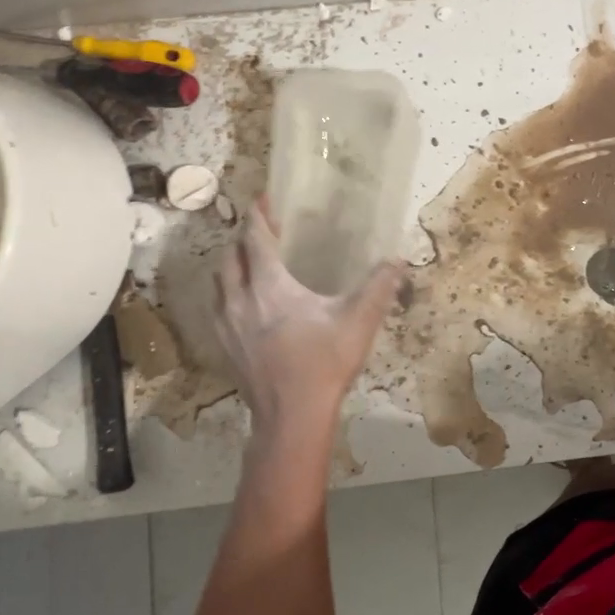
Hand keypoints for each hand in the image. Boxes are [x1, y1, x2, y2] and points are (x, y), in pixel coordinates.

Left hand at [213, 199, 403, 451]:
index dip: (258, 217)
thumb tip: (398, 260)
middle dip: (244, 238)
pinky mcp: (225, 346)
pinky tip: (242, 301)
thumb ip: (379, 287)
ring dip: (231, 264)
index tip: (262, 199)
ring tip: (249, 260)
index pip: (256, 241)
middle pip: (230, 257)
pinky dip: (226, 291)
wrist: (291, 416)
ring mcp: (227, 325)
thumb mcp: (359, 322)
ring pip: (218, 282)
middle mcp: (240, 300)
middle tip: (261, 228)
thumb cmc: (324, 364)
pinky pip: (216, 306)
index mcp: (270, 288)